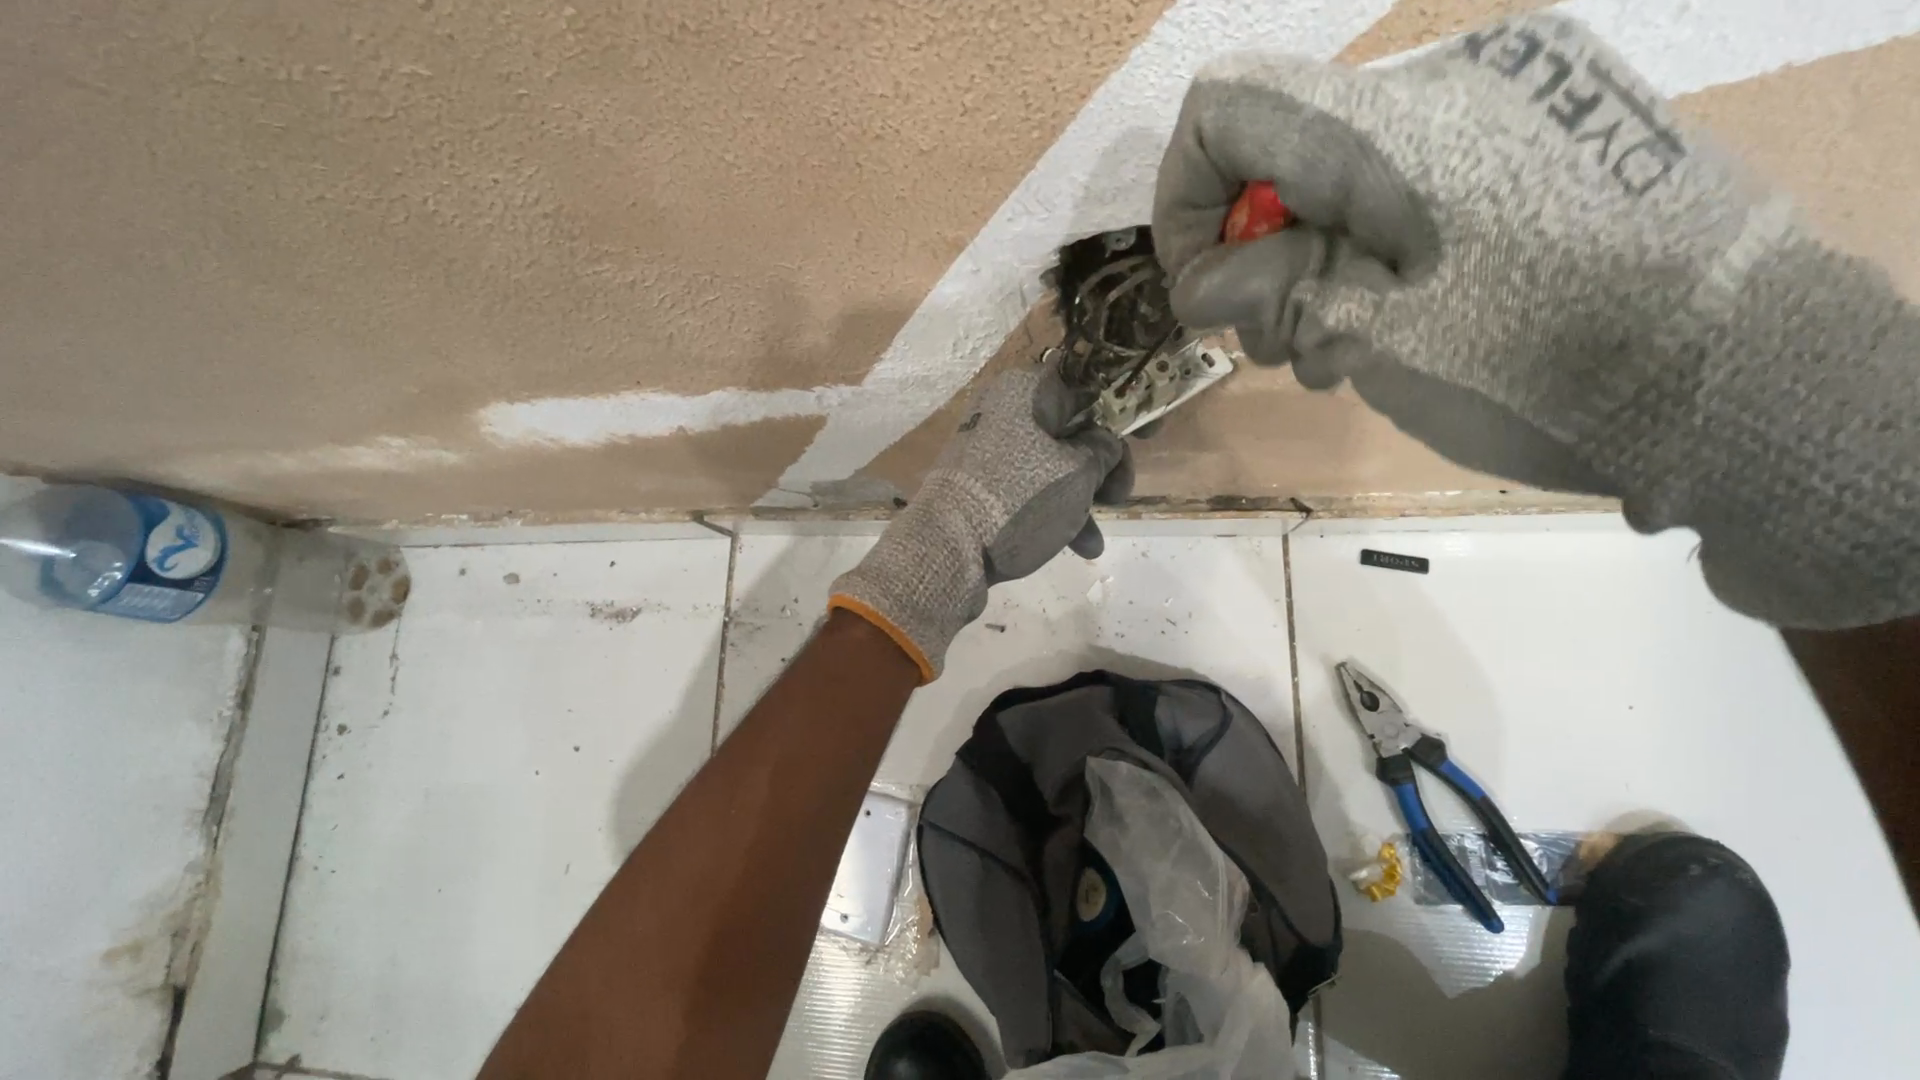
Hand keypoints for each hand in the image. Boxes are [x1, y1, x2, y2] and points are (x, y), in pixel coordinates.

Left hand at [831, 362, 1132, 679]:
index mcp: (1026, 389)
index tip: (1149, 435)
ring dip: (1082, 499)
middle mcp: (1005, 409)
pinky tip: (1076, 547)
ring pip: (1053, 464)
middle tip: (1119, 498)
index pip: (1088, 386)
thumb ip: (1103, 450)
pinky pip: (1028, 487)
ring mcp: (989, 448)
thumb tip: (1106, 441)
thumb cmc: (1018, 501)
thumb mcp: (1076, 474)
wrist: (947, 552)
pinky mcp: (981, 483)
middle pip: (1072, 430)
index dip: (1122, 411)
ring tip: (1093, 541)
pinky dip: (1054, 511)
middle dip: (1103, 468)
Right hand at [1153, 13, 1919, 628]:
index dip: (1185, 199)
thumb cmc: (1545, 369)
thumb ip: (1270, 290)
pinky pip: (1411, 179)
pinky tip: (1402, 318)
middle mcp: (1451, 83)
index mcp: (1403, 125)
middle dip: (1255, 256)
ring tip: (1344, 350)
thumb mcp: (1379, 338)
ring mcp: (1508, 102)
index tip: (1207, 287)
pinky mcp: (1545, 134)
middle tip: (1283, 347)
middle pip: (1282, 150)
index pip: (1230, 107)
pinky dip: (1374, 249)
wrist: (1743, 383)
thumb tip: (1196, 281)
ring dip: (1312, 265)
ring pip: (1343, 172)